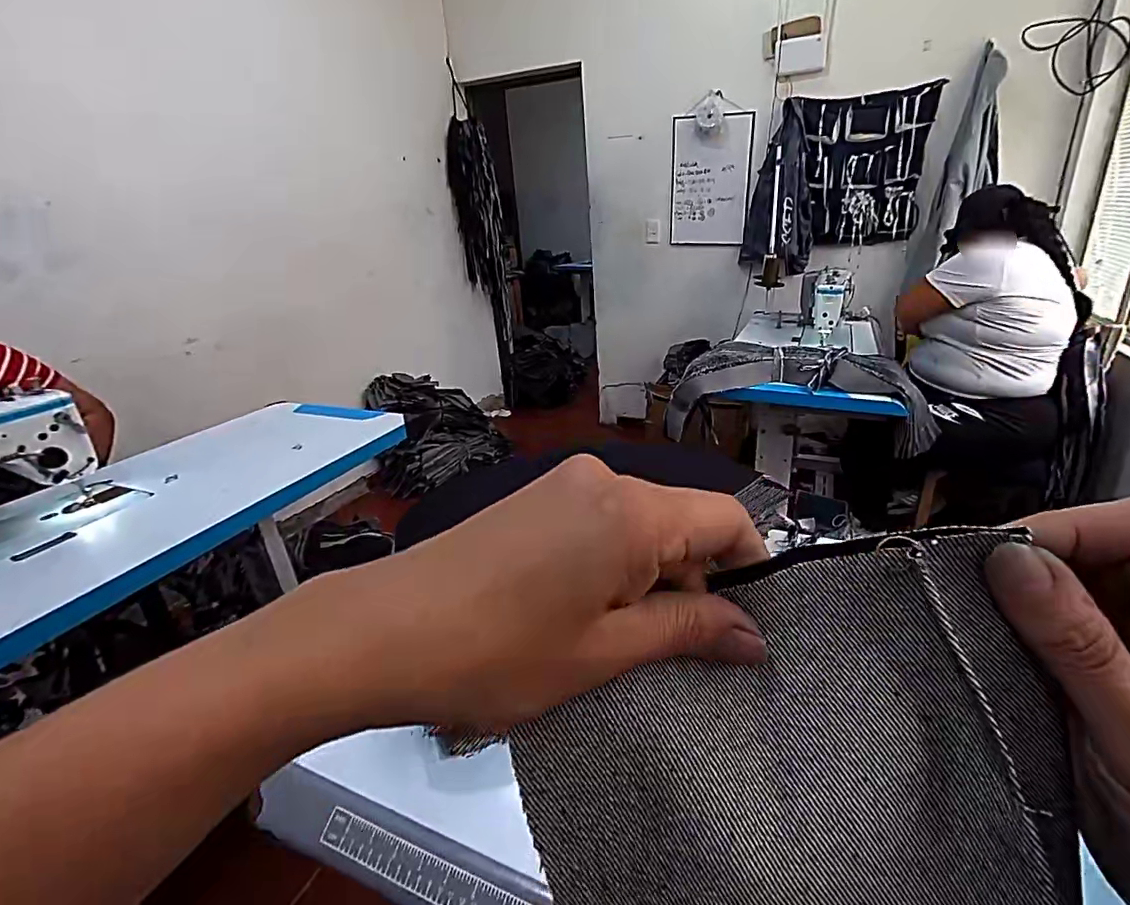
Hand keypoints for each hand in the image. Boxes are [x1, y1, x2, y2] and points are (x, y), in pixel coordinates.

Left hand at [257, 454, 770, 737]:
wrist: (375, 632)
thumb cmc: (495, 652)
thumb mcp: (604, 652)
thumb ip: (689, 631)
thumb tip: (755, 637)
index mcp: (632, 510)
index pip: (727, 517)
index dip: (750, 565)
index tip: (750, 619)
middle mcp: (607, 477)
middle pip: (685, 520)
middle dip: (696, 577)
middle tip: (680, 645)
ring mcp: (570, 481)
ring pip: (646, 521)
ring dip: (654, 572)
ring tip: (625, 634)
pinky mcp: (543, 493)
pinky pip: (607, 518)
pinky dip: (618, 558)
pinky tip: (588, 604)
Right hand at [985, 498, 1129, 904]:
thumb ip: (1080, 651)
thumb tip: (1016, 563)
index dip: (1073, 529)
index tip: (1008, 553)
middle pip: (1121, 553)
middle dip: (1052, 569)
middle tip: (996, 592)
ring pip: (1100, 587)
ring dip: (1049, 604)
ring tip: (1012, 632)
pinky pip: (1092, 625)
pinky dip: (1053, 634)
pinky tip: (1033, 657)